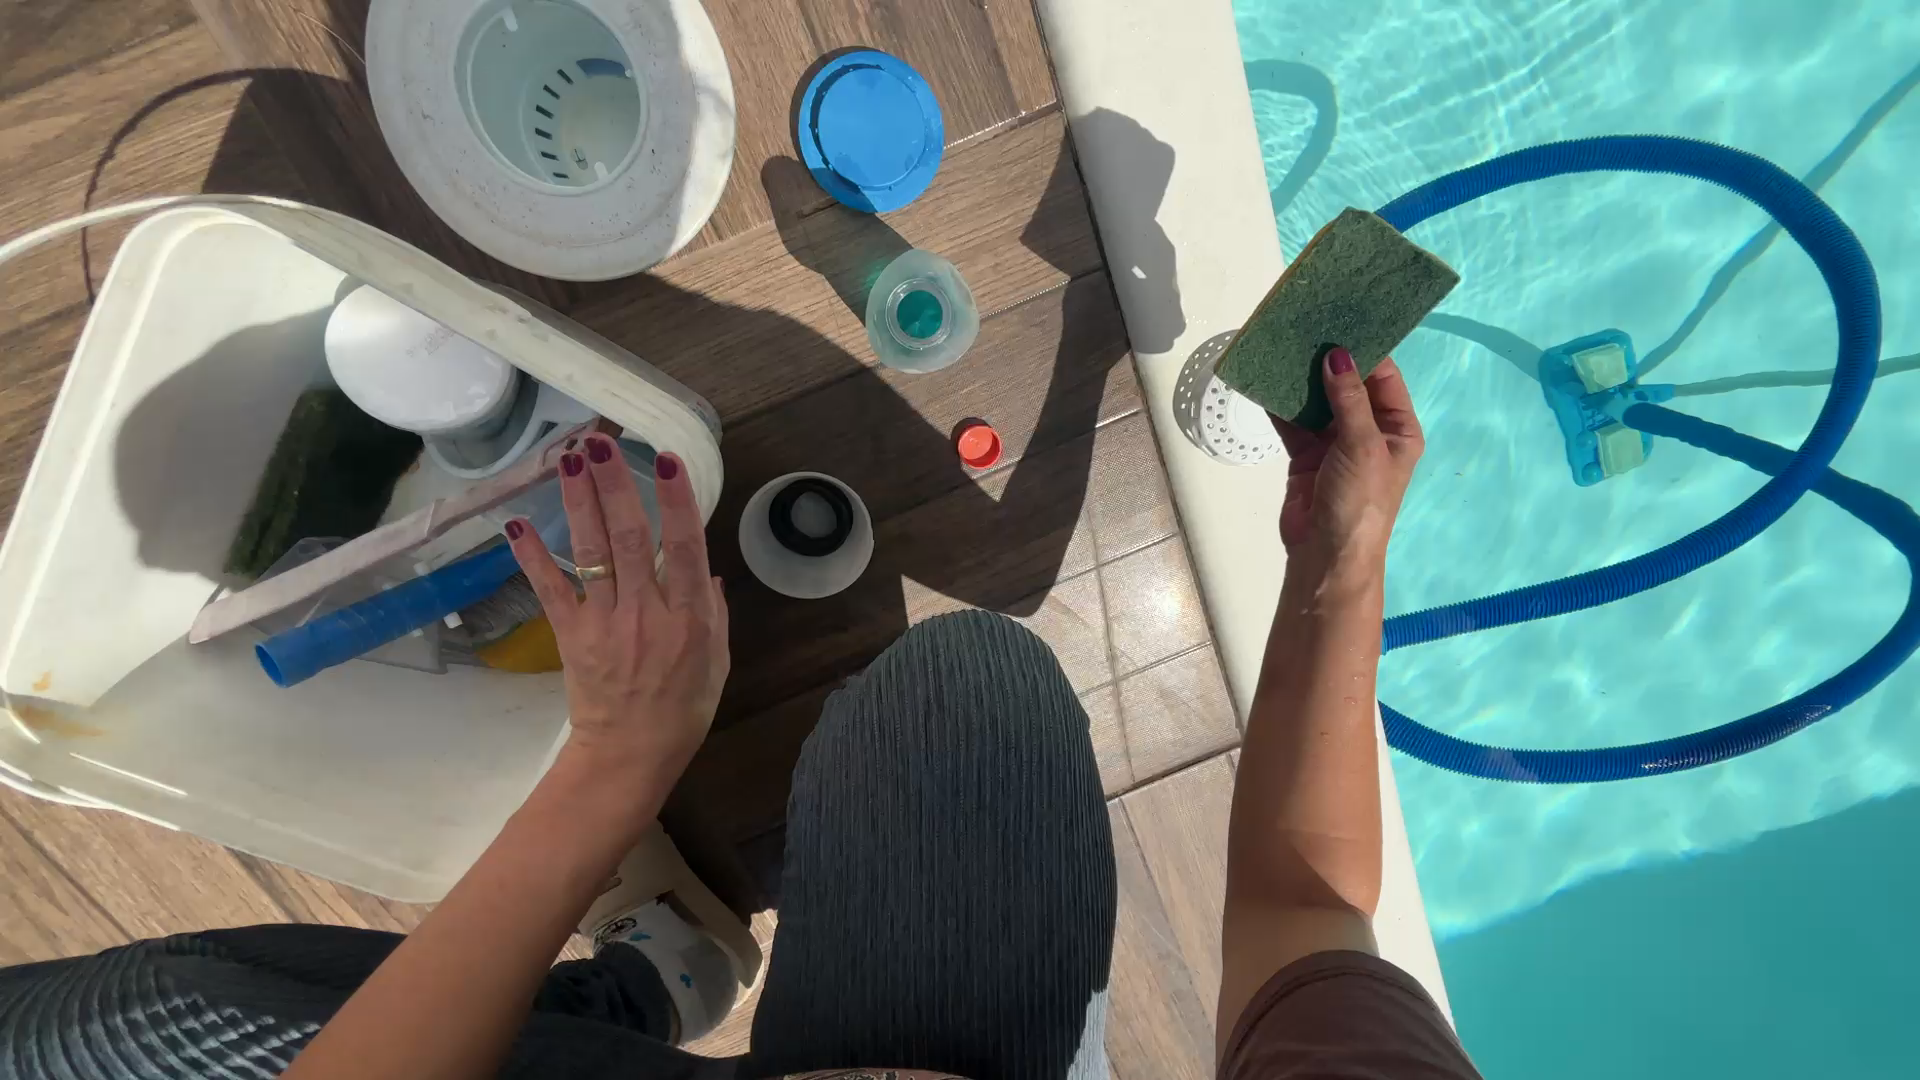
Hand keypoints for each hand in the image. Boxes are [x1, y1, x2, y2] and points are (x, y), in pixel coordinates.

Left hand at [503, 432, 728, 794]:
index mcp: (691, 616)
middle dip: (616, 486)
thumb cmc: (686, 707)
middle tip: (602, 442)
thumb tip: (709, 570)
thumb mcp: (719, 659)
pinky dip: (533, 556)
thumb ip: (715, 611)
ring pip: (594, 552)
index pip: (686, 547)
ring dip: (581, 503)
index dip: (677, 502)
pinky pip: (551, 589)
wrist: (631, 754)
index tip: (667, 461)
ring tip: (570, 459)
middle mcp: (648, 610)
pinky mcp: (571, 634)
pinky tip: (517, 523)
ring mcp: (605, 621)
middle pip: (631, 538)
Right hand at [1272, 348, 1423, 578]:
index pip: (1383, 379)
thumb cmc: (1360, 500)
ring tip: (1281, 350)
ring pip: (1316, 404)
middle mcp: (1368, 433)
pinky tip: (1265, 384)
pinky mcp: (1305, 457)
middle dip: (1327, 363)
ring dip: (1299, 383)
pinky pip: (1293, 425)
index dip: (1364, 351)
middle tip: (1304, 329)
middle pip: (1347, 388)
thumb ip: (1348, 400)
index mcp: (1397, 429)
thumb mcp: (1362, 445)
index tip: (1340, 321)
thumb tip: (1337, 355)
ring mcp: (1334, 445)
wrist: (1325, 553)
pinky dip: (1280, 407)